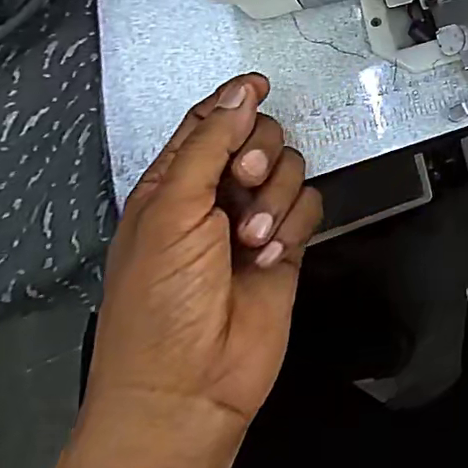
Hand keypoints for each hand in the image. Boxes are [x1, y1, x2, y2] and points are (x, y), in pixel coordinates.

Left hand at [87, 73, 322, 425]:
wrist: (191, 382)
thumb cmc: (158, 306)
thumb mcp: (170, 213)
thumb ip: (208, 148)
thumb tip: (239, 96)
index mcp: (171, 186)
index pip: (207, 124)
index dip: (232, 100)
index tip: (258, 86)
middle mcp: (214, 198)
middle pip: (257, 141)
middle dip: (258, 156)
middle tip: (243, 182)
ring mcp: (253, 221)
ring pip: (289, 172)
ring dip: (275, 201)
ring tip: (251, 239)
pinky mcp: (287, 243)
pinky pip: (310, 207)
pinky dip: (295, 226)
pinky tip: (271, 255)